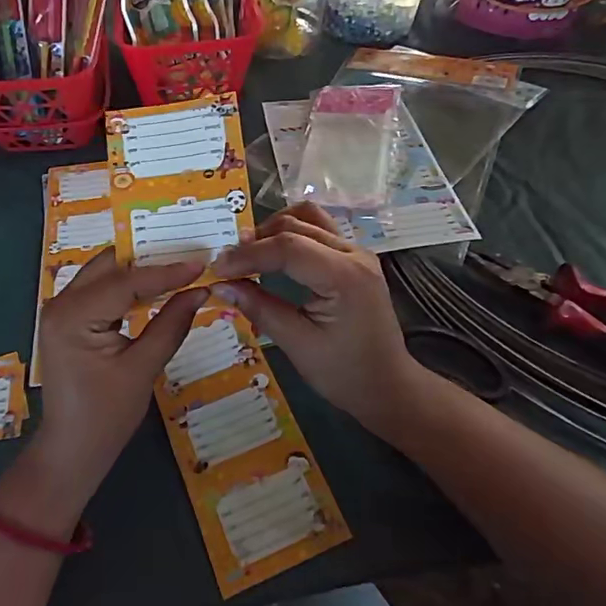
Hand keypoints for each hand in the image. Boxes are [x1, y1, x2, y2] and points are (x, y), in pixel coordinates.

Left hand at [29, 249, 208, 495]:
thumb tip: (200, 291)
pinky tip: (155, 287)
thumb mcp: (143, 369)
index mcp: (72, 316)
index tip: (199, 265)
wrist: (73, 450)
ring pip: (104, 273)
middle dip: (149, 259)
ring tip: (177, 267)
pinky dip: (128, 285)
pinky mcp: (69, 319)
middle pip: (109, 266)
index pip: (125, 282)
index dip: (165, 272)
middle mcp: (60, 304)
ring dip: (139, 269)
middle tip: (188, 254)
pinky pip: (101, 290)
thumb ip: (171, 325)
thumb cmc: (106, 416)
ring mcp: (61, 310)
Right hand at [212, 203, 429, 432]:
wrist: (388, 386)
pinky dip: (291, 233)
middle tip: (226, 264)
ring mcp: (357, 252)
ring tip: (248, 253)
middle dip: (256, 241)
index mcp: (344, 276)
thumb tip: (221, 286)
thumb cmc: (344, 373)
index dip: (248, 255)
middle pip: (295, 226)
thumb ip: (260, 308)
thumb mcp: (297, 344)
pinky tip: (273, 252)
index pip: (287, 247)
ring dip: (273, 230)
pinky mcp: (354, 258)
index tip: (217, 268)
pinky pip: (319, 230)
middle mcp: (354, 254)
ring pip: (308, 219)